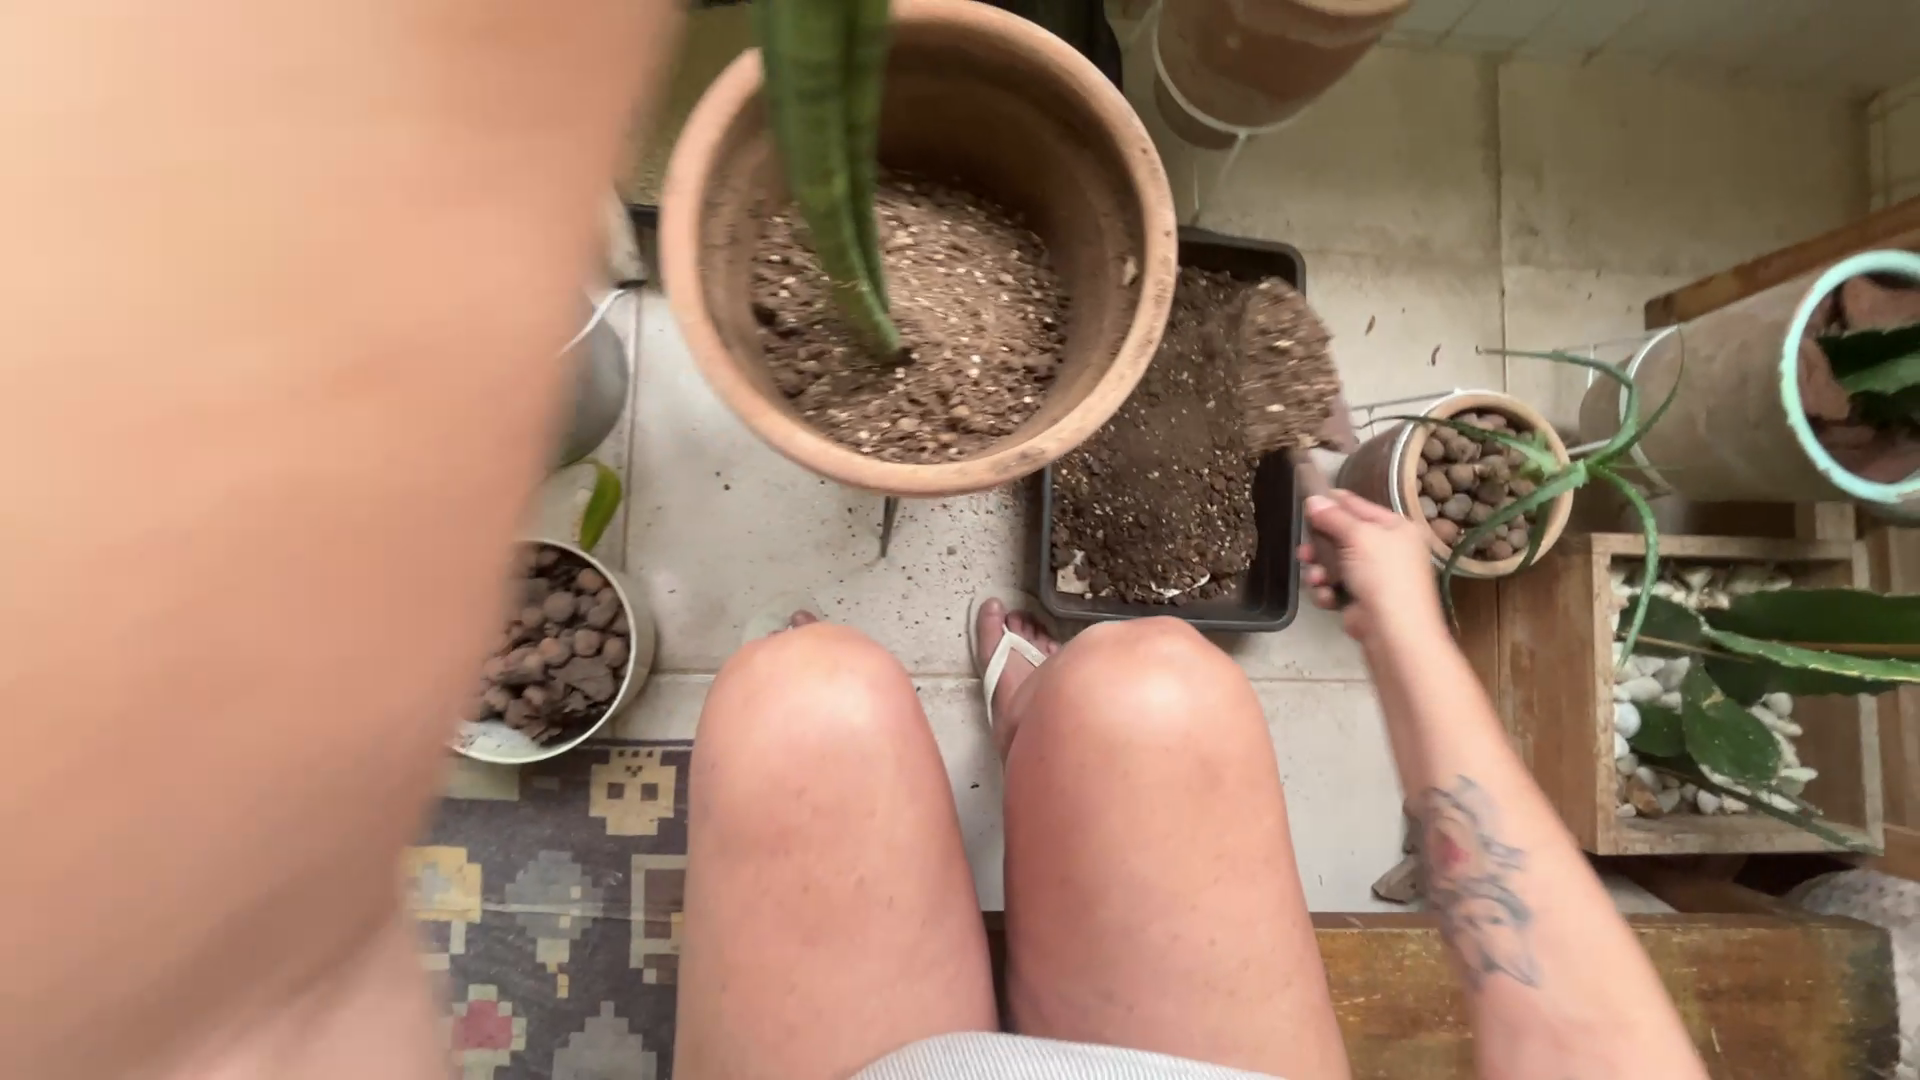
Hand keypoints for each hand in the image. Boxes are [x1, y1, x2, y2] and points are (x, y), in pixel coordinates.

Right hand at [1297, 490, 1443, 646]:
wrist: (1393, 629)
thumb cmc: (1382, 575)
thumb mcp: (1359, 537)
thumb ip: (1333, 517)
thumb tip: (1314, 499)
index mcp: (1395, 528)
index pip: (1358, 505)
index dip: (1332, 502)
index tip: (1305, 499)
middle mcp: (1386, 549)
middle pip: (1341, 536)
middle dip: (1319, 544)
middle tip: (1303, 549)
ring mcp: (1373, 575)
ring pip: (1332, 563)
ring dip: (1318, 570)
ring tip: (1316, 577)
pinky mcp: (1359, 597)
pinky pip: (1333, 585)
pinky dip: (1326, 590)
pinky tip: (1326, 596)